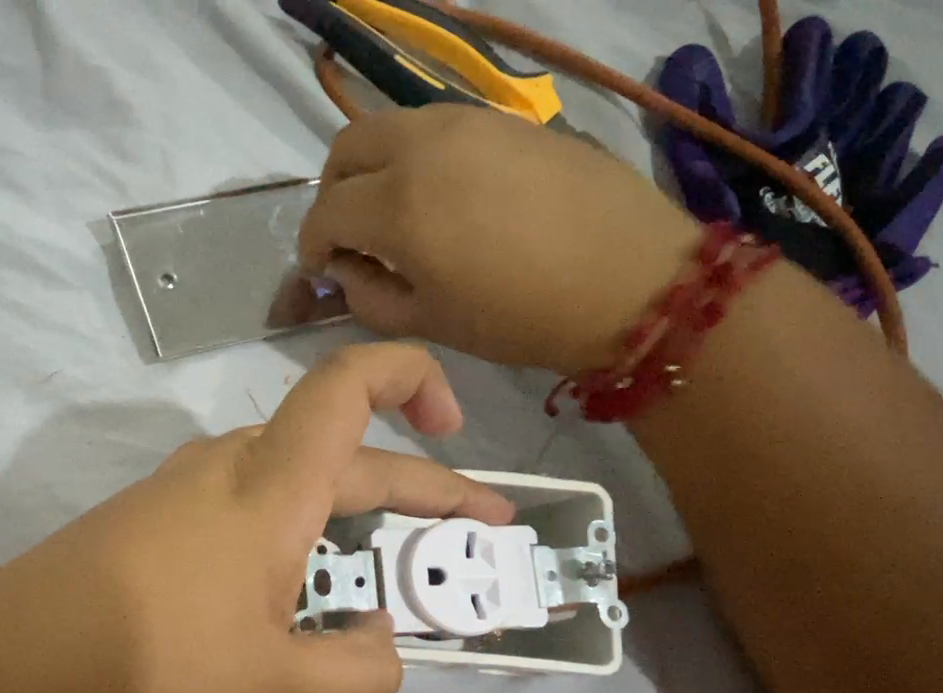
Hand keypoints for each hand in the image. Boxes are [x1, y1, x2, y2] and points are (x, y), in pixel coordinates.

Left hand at [0, 343, 513, 692]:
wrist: (18, 664)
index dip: (418, 380)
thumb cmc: (160, 666)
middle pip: (338, 448)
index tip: (457, 435)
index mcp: (273, 484)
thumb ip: (364, 670)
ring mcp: (179, 486)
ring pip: (287, 477)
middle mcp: (228, 463)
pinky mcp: (146, 516)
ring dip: (345, 511)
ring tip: (374, 574)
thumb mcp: (282, 690)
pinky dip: (288, 531)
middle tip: (467, 534)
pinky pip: (240, 504)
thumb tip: (378, 638)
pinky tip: (282, 590)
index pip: (354, 382)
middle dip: (415, 486)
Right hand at [298, 106, 702, 375]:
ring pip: (393, 127)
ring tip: (398, 215)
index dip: (313, 245)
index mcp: (398, 204)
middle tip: (351, 233)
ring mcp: (470, 123)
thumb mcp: (427, 323)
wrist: (629, 281)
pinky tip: (447, 199)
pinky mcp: (508, 119)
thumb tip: (346, 269)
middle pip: (347, 147)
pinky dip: (419, 157)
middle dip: (334, 191)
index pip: (325, 211)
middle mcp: (424, 146)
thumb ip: (368, 295)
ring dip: (376, 167)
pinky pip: (439, 127)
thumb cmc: (519, 317)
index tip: (322, 269)